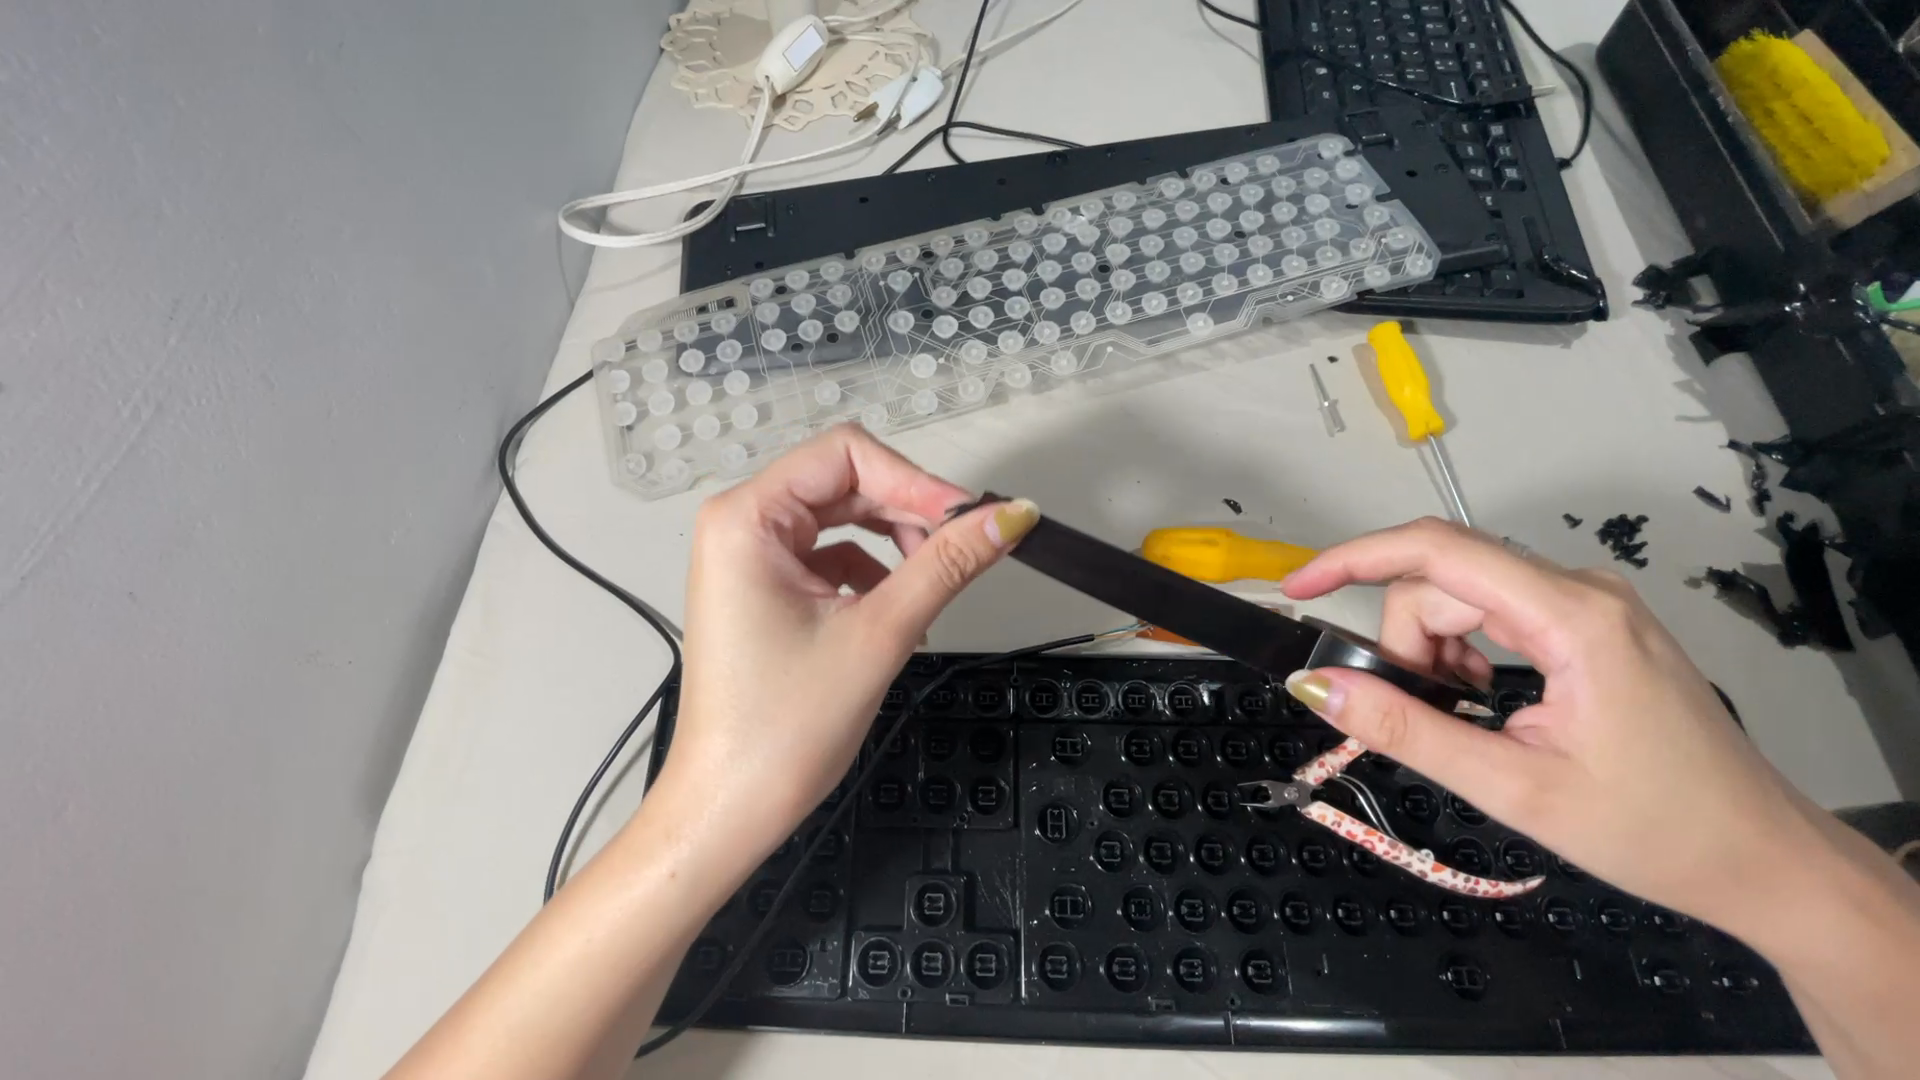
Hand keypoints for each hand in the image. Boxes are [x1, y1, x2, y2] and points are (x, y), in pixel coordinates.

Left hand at [657, 426, 1037, 855]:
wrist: (730, 809)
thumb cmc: (783, 729)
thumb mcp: (879, 633)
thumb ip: (947, 565)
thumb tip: (1011, 516)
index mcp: (747, 518)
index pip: (847, 454)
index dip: (915, 480)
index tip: (969, 520)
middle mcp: (740, 525)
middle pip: (846, 482)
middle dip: (909, 512)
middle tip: (964, 550)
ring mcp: (751, 558)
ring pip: (843, 518)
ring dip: (895, 543)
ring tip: (929, 589)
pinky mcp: (767, 589)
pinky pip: (832, 555)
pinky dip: (874, 573)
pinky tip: (900, 611)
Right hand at [1280, 518, 1821, 932]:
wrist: (1764, 861)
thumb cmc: (1654, 830)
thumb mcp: (1512, 787)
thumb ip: (1405, 730)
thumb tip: (1315, 684)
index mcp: (1572, 618)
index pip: (1437, 551)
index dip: (1354, 559)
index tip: (1300, 589)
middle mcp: (1579, 591)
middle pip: (1442, 582)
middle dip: (1404, 641)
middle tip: (1411, 710)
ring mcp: (1586, 604)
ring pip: (1460, 596)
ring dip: (1429, 650)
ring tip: (1450, 714)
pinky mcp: (1585, 623)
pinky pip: (1489, 612)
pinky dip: (1457, 651)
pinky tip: (1475, 698)